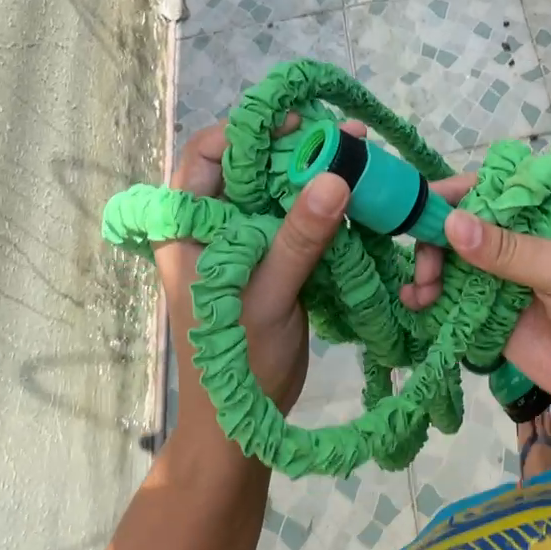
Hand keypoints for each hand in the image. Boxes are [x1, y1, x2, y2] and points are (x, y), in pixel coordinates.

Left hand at [160, 117, 362, 414]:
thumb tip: (335, 177)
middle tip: (342, 134)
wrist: (245, 425)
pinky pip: (300, 215)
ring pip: (278, 188)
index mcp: (188, 229)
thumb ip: (297, 239)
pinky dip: (328, 200)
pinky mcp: (275, 256)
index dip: (245, 133)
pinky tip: (361, 187)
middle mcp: (214, 226)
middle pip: (248, 166)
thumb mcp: (266, 298)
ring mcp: (246, 240)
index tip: (295, 124)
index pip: (204, 156)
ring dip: (316, 169)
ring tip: (361, 148)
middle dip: (293, 145)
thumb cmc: (236, 363)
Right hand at [401, 209, 550, 427]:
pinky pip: (455, 309)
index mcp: (539, 220)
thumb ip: (511, 250)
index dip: (453, 195)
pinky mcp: (493, 326)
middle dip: (434, 241)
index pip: (489, 194)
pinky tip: (417, 309)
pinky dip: (431, 306)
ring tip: (419, 293)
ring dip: (427, 273)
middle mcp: (515, 248)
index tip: (415, 206)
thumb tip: (453, 223)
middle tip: (427, 269)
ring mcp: (502, 287)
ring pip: (452, 269)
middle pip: (460, 232)